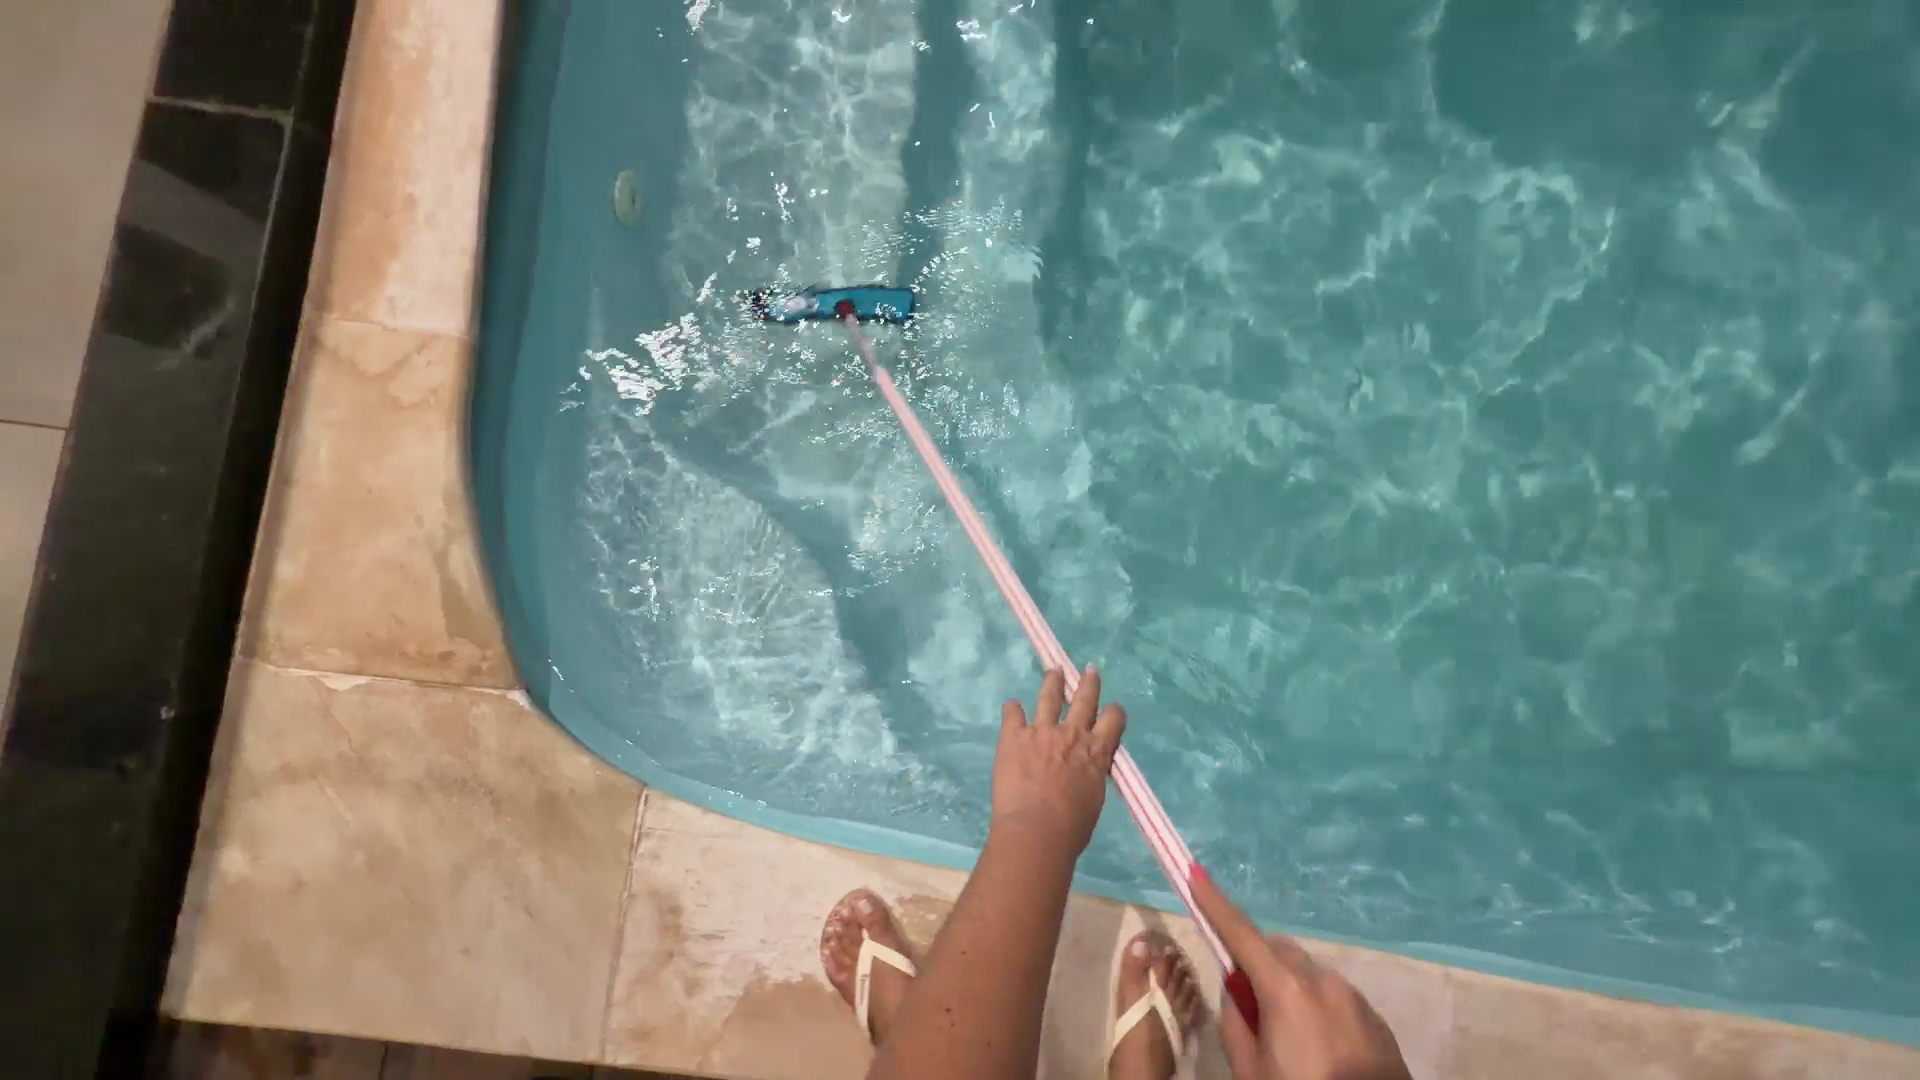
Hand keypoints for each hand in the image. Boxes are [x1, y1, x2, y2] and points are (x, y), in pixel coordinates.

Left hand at [990, 667, 1125, 855]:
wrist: (1036, 830)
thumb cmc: (1071, 828)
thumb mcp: (1093, 798)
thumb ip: (1090, 777)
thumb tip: (1085, 773)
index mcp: (1096, 752)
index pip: (1113, 721)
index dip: (1114, 712)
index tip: (1113, 708)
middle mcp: (1072, 734)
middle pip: (1085, 700)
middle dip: (1089, 683)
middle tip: (1090, 670)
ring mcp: (1042, 731)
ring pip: (1049, 697)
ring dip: (1053, 682)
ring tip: (1054, 670)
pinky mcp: (1014, 736)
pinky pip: (1012, 713)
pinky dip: (1012, 708)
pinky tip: (1011, 705)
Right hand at [1191, 869, 1411, 1079]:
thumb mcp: (1250, 1073)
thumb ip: (1234, 1023)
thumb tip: (1238, 993)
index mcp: (1285, 989)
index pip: (1240, 933)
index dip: (1213, 903)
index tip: (1194, 872)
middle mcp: (1322, 981)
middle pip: (1276, 951)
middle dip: (1256, 962)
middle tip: (1249, 1004)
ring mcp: (1354, 999)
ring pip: (1307, 974)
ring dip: (1289, 988)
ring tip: (1291, 1039)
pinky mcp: (1377, 1021)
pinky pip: (1335, 998)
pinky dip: (1318, 1008)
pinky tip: (1322, 1051)